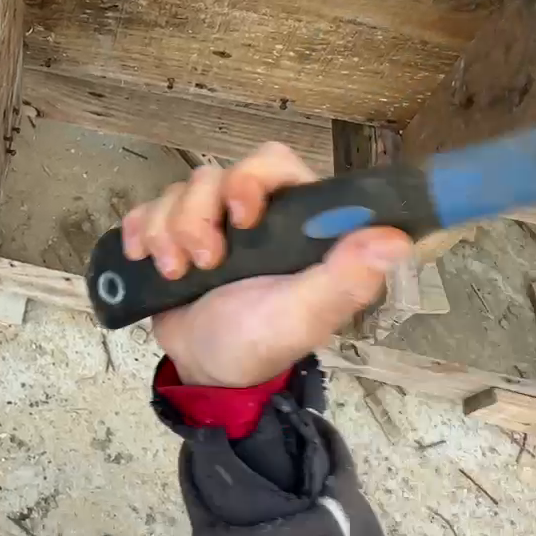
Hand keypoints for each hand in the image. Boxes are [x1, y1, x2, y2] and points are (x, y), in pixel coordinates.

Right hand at [121, 142, 413, 387]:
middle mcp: (247, 211)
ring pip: (176, 193)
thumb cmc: (261, 342)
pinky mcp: (166, 230)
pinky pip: (145, 209)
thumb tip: (395, 239)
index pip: (273, 163)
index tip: (241, 216)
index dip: (252, 178)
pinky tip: (141, 258)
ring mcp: (203, 219)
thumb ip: (344, 277)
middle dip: (196, 216)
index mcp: (289, 220)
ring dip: (168, 234)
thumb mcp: (304, 316)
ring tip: (175, 275)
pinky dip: (139, 231)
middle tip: (202, 261)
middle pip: (213, 176)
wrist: (202, 371)